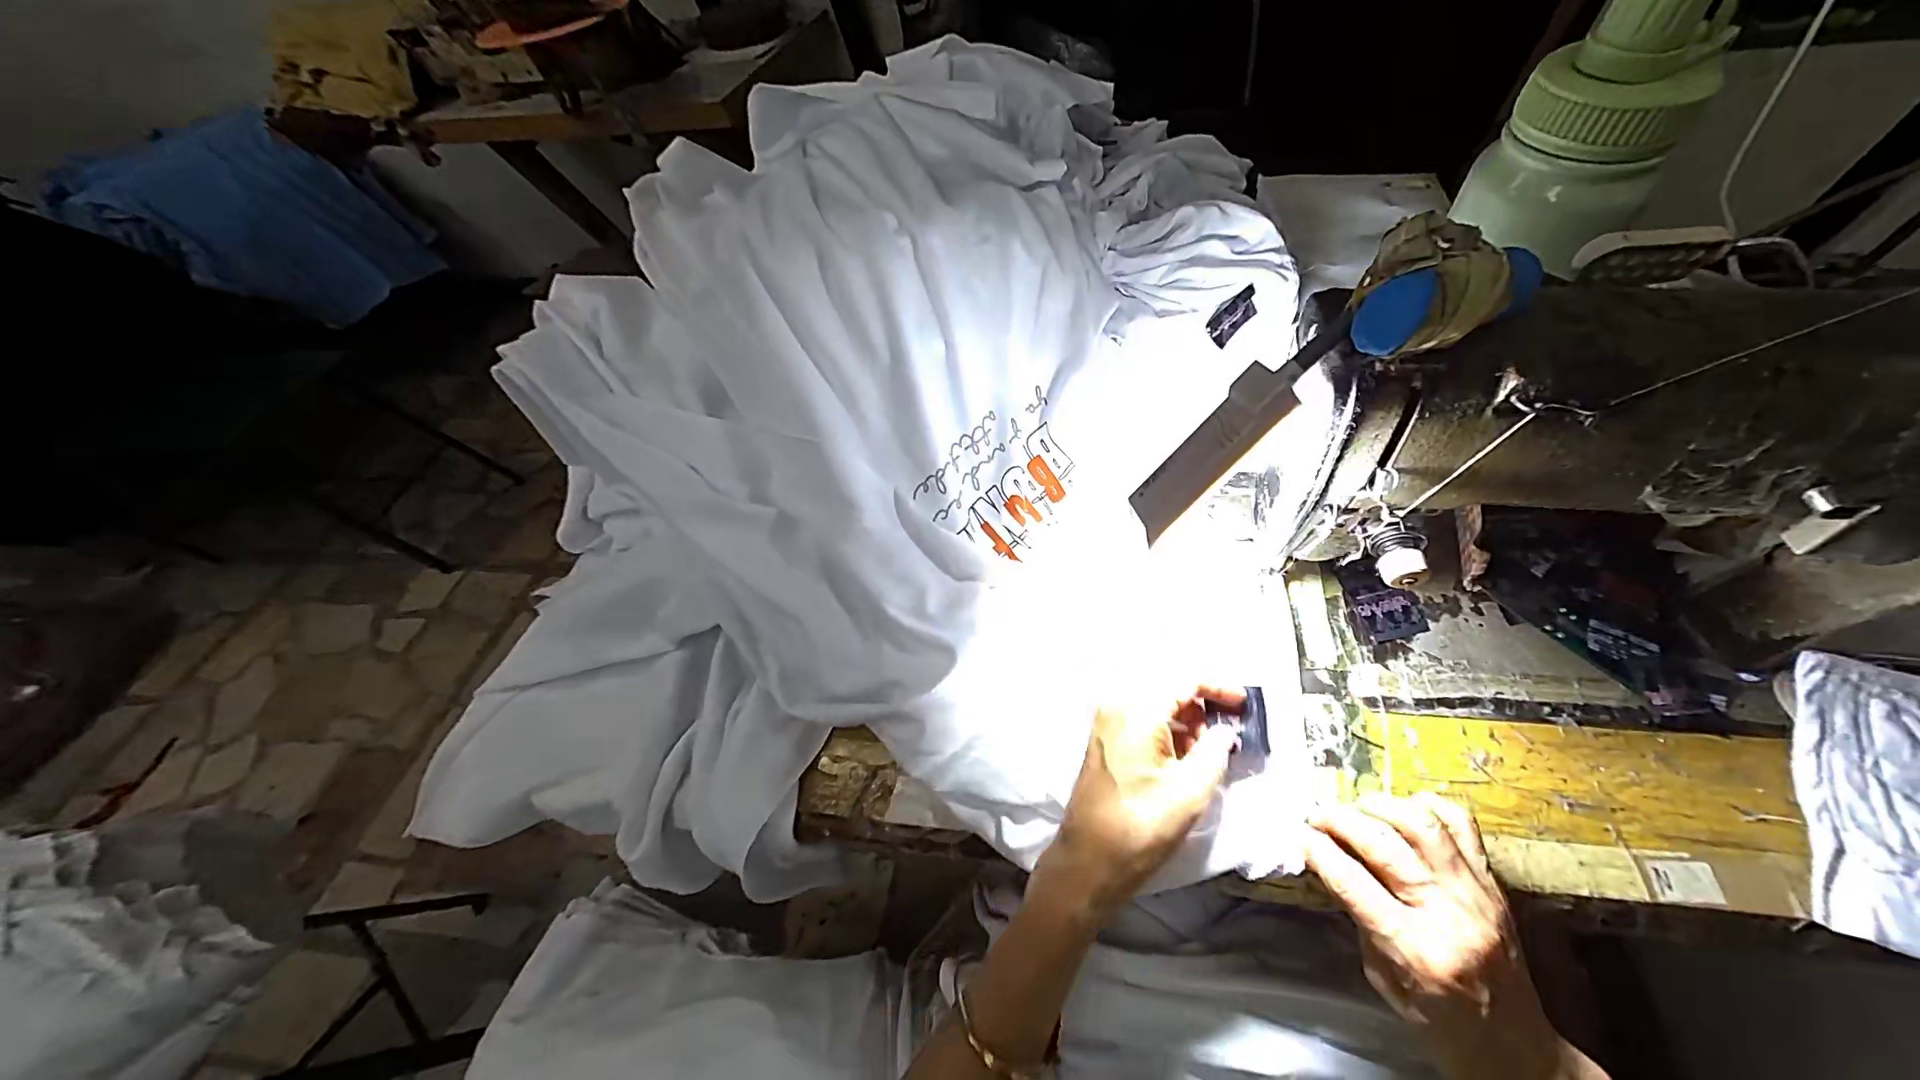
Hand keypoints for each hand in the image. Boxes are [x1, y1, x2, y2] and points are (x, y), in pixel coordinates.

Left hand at [1034, 687, 1239, 922]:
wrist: (1088, 862)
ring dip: (1186, 722)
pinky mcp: (1104, 743)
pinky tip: (1184, 760)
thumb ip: (1215, 751)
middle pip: (1167, 688)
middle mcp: (1115, 708)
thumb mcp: (1190, 790)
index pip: (1182, 678)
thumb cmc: (1140, 827)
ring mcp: (1105, 725)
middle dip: (1201, 706)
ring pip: (1155, 706)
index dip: (1217, 687)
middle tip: (1228, 734)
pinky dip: (1167, 733)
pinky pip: (1142, 723)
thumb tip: (1225, 730)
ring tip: (1208, 754)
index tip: (1243, 704)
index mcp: (1135, 711)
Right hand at [1306, 794, 1606, 1079]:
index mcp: (1416, 950)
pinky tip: (1403, 810)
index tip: (1298, 836)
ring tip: (1355, 808)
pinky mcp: (1494, 883)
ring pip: (1422, 824)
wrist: (1517, 1047)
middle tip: (1316, 816)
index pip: (1353, 882)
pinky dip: (1427, 807)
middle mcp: (1449, 915)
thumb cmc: (1440, 1021)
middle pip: (1383, 845)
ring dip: (1378, 806)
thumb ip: (1359, 918)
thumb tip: (1329, 866)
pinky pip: (1461, 825)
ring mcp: (1477, 894)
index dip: (1318, 851)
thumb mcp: (1382, 977)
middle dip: (1339, 821)